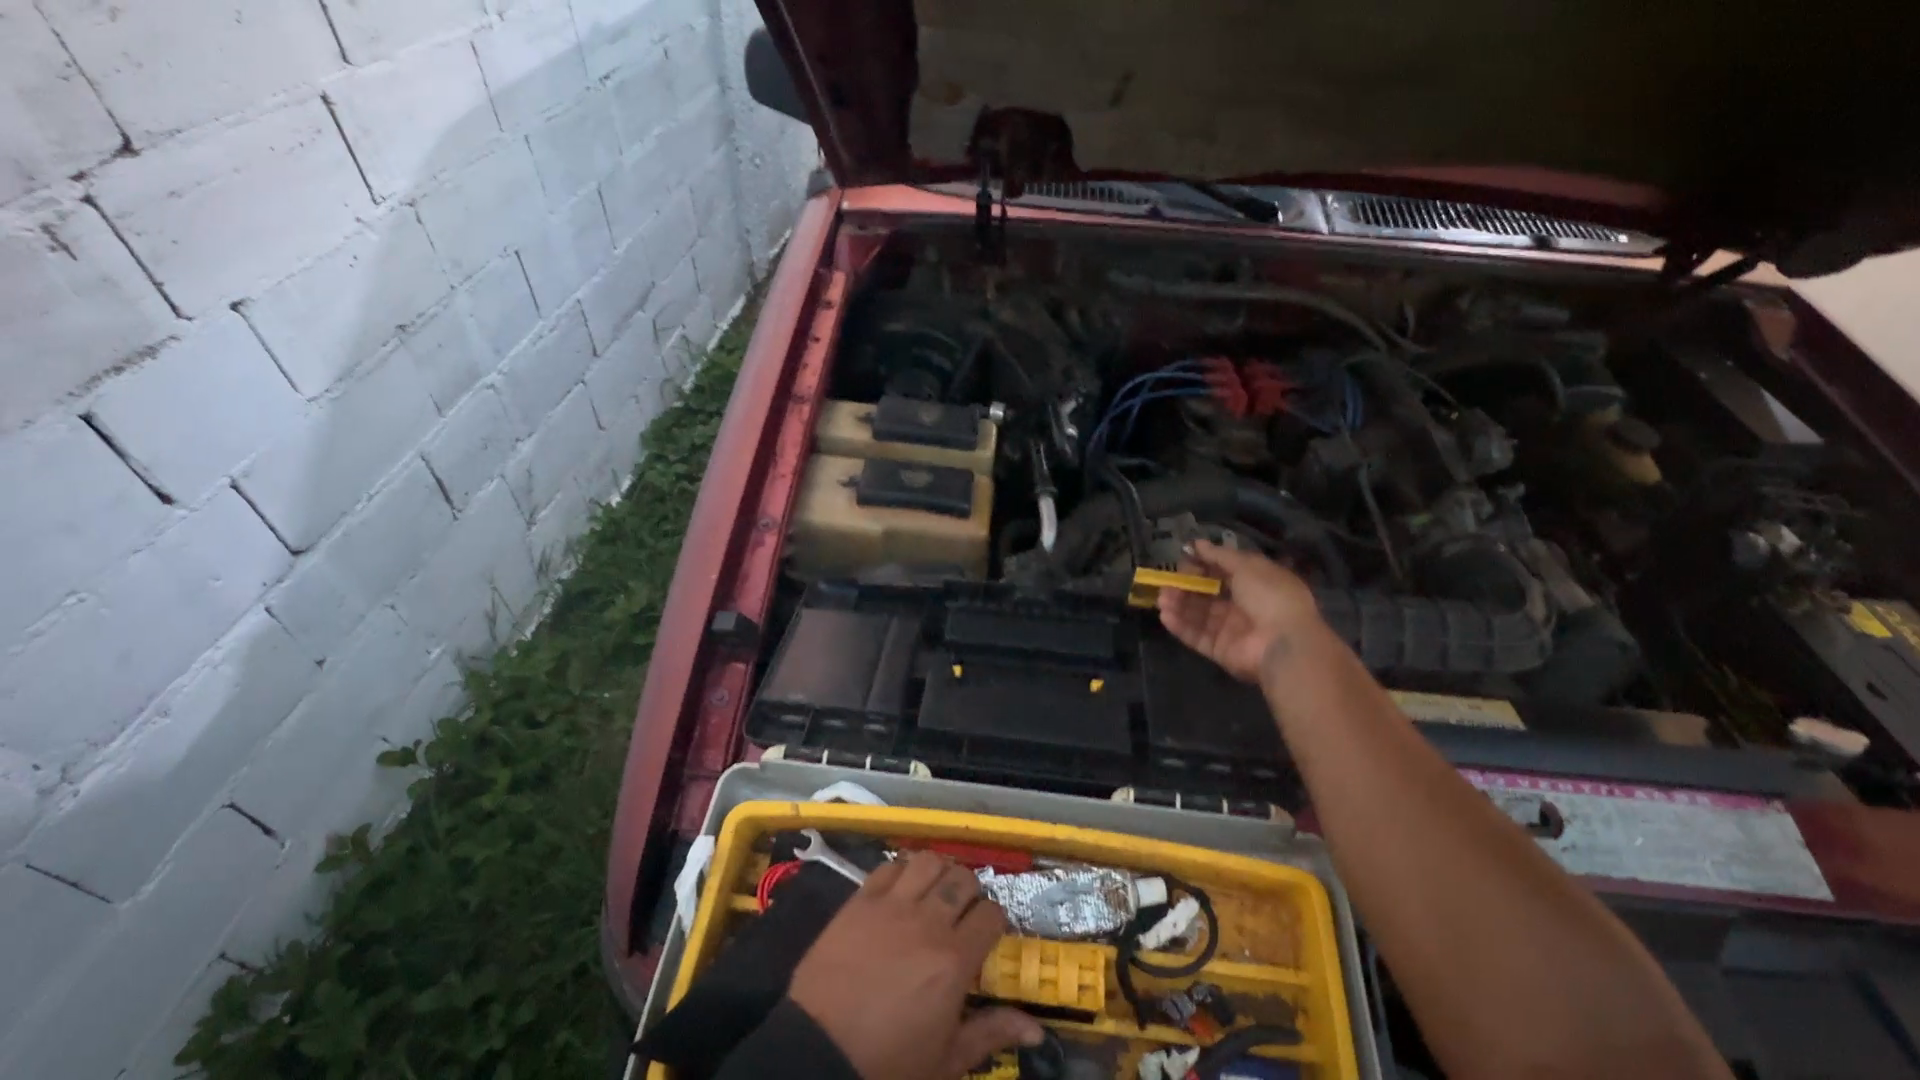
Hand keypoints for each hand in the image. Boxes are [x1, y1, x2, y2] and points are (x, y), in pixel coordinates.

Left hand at [789, 851, 1044, 1079]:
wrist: (818, 1052)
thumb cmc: (888, 1061)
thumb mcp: (947, 1059)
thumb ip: (991, 1033)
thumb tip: (1037, 1030)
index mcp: (954, 960)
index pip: (991, 913)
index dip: (993, 920)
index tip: (986, 933)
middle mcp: (927, 923)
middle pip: (962, 878)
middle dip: (969, 891)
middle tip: (960, 911)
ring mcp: (889, 908)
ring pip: (927, 861)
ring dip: (937, 872)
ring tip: (933, 891)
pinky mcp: (857, 902)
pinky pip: (887, 867)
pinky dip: (900, 871)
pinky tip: (901, 890)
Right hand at [1157, 539, 1321, 684]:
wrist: (1283, 642)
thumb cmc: (1270, 596)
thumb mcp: (1247, 566)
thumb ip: (1219, 555)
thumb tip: (1196, 543)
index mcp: (1256, 583)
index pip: (1224, 571)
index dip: (1204, 564)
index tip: (1184, 558)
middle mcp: (1243, 606)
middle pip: (1208, 594)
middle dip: (1187, 586)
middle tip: (1168, 581)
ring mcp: (1231, 630)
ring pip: (1199, 615)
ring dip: (1179, 605)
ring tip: (1162, 598)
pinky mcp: (1220, 651)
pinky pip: (1197, 636)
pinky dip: (1181, 626)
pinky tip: (1165, 615)